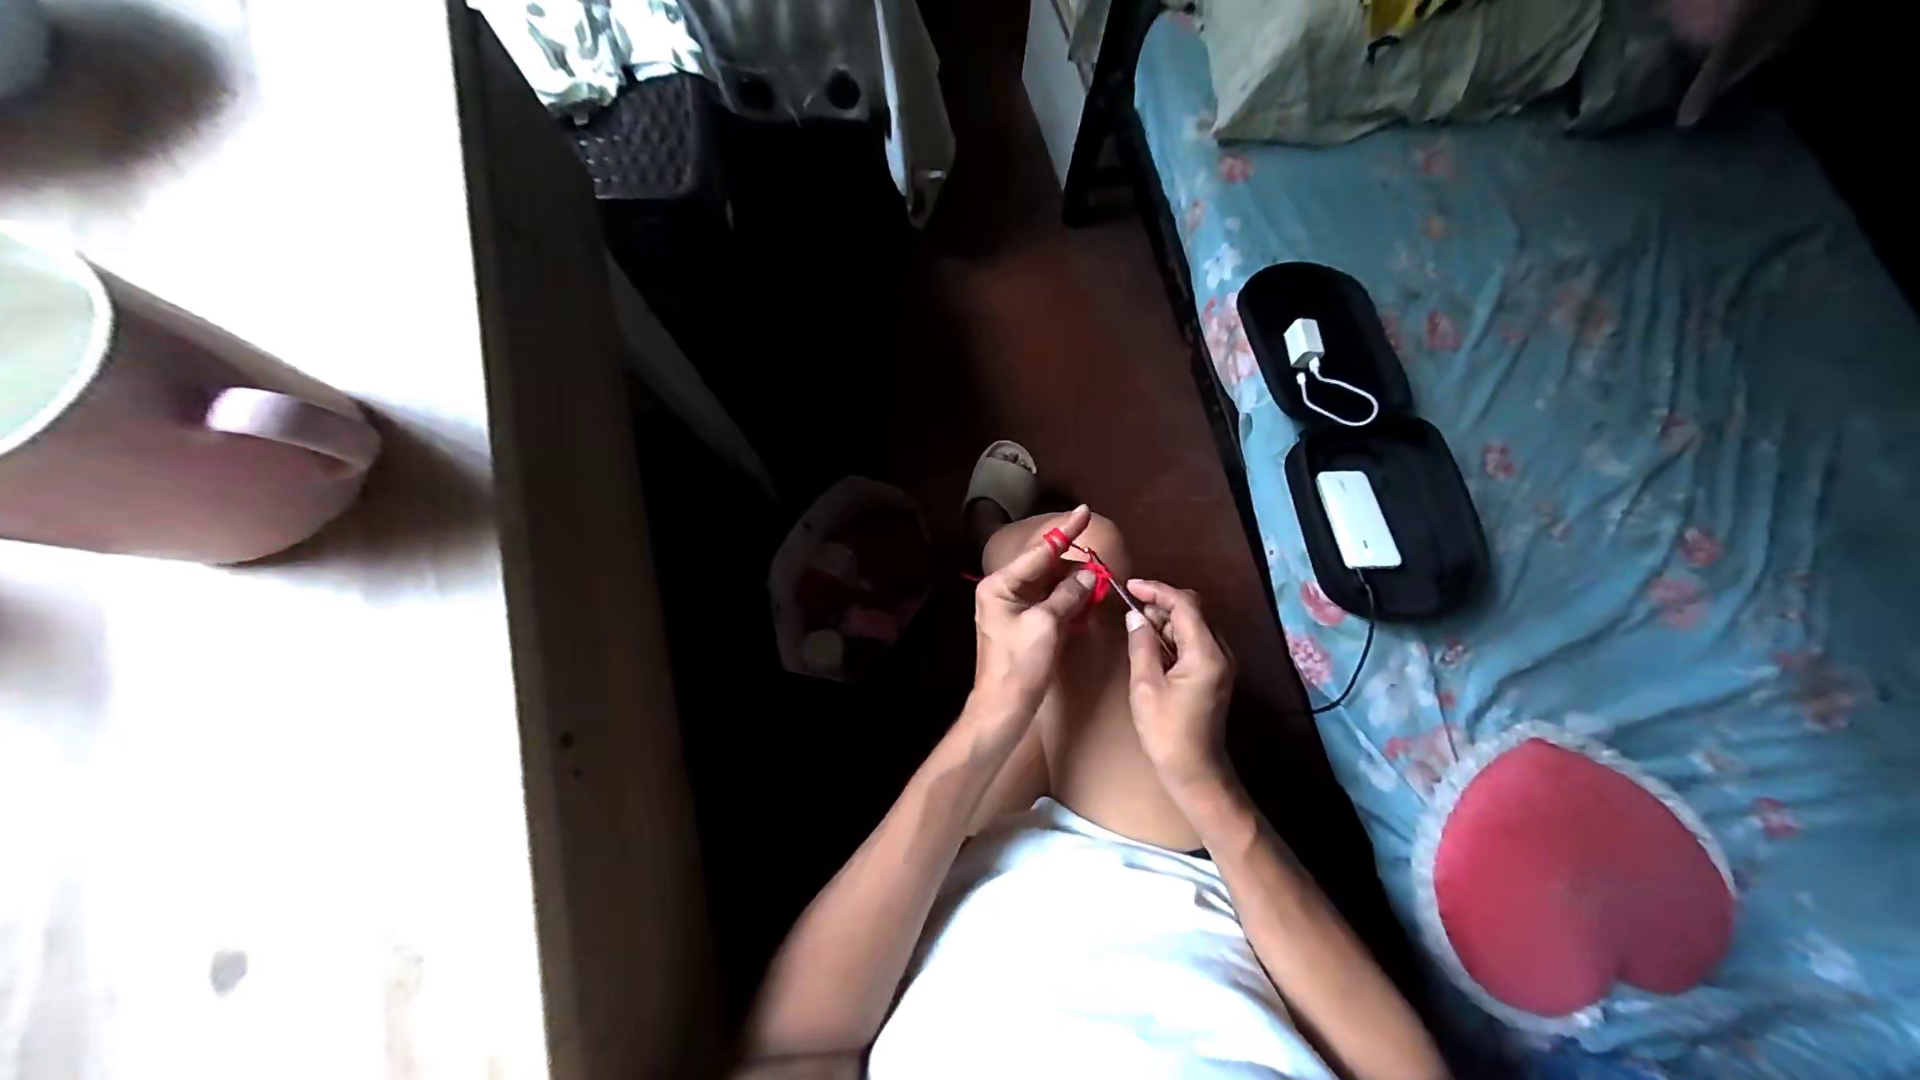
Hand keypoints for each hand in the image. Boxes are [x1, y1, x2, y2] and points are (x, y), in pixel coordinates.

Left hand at [972, 505, 1101, 708]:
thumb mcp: (1046, 625)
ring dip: (1074, 586)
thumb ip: (1068, 594)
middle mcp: (1003, 591)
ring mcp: (1013, 608)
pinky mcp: (1024, 624)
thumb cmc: (1019, 665)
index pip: (1038, 552)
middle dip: (1073, 567)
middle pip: (1045, 567)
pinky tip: (1086, 603)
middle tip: (1101, 569)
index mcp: (1000, 585)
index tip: (1085, 511)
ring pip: (1050, 586)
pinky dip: (1069, 602)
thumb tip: (1088, 574)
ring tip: (1098, 585)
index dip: (1064, 533)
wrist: (1003, 708)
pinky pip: (1050, 603)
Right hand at [1124, 579, 1234, 789]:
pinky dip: (1173, 636)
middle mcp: (1221, 651)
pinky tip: (1152, 646)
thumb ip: (1141, 645)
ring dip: (1165, 620)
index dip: (1157, 590)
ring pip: (1193, 624)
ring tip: (1137, 630)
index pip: (1185, 604)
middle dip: (1161, 604)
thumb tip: (1135, 616)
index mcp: (1206, 653)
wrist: (1195, 770)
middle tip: (1131, 612)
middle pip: (1193, 610)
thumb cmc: (1167, 732)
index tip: (1129, 587)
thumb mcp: (1146, 686)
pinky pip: (1194, 640)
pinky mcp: (1214, 672)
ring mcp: (1221, 662)